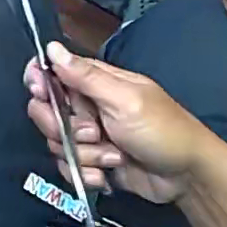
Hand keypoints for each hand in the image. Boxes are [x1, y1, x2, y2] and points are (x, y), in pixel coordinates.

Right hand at [23, 43, 226, 203]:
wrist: (188, 178)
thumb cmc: (163, 131)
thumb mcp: (124, 99)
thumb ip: (85, 76)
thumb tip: (51, 47)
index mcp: (96, 82)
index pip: (51, 71)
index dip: (39, 81)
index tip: (41, 94)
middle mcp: (87, 106)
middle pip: (45, 110)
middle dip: (62, 127)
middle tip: (92, 133)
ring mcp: (88, 135)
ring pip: (56, 142)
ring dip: (83, 154)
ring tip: (114, 156)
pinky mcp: (91, 161)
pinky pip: (67, 166)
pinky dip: (86, 173)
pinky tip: (107, 174)